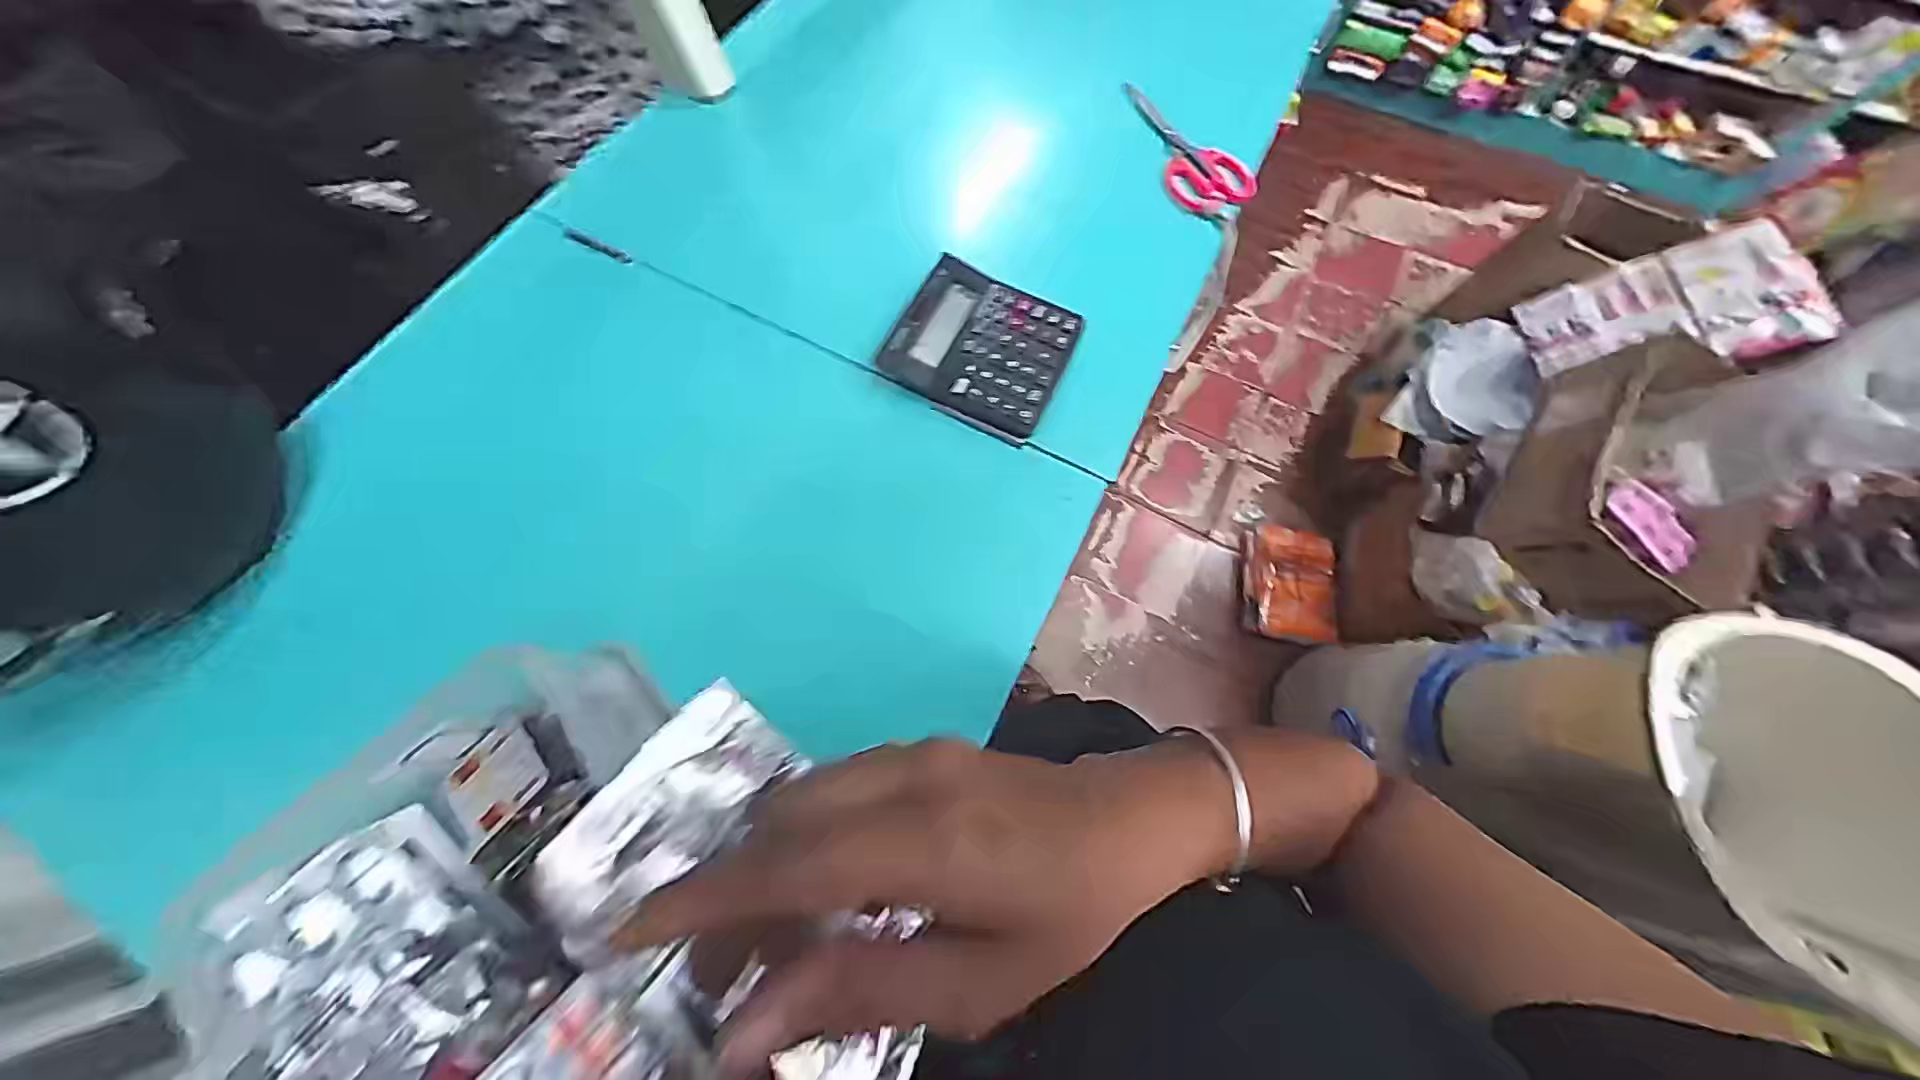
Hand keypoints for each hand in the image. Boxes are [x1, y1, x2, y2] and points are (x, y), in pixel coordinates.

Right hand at [614, 731, 1374, 1073]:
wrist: (1129, 817)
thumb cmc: (1069, 912)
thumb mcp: (980, 984)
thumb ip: (862, 990)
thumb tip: (748, 1028)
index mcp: (926, 843)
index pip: (787, 867)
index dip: (705, 900)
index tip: (632, 929)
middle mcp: (906, 779)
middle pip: (783, 827)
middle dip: (733, 893)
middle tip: (721, 970)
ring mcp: (914, 752)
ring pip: (805, 796)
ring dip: (769, 859)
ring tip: (769, 933)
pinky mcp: (923, 747)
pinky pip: (837, 783)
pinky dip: (805, 830)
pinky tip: (822, 879)